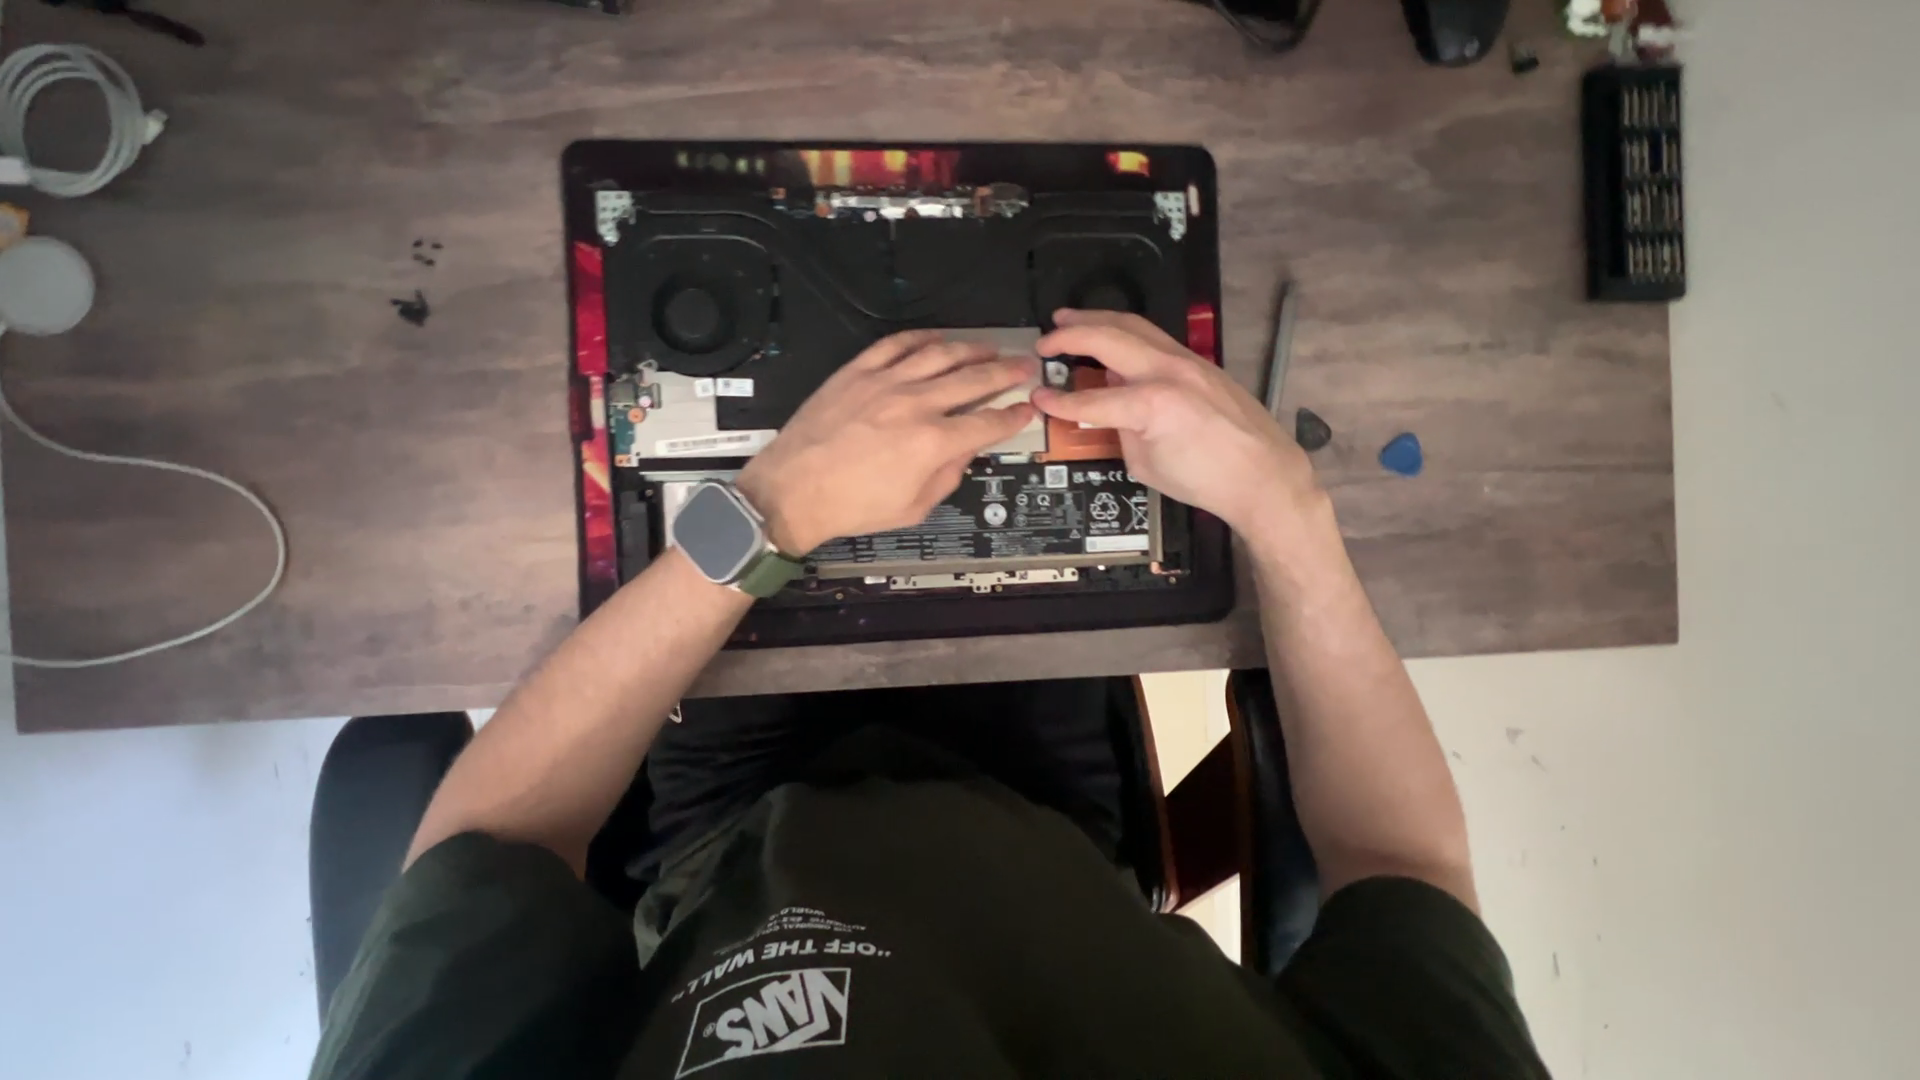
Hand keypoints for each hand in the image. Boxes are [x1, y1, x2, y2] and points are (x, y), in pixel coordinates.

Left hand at [737, 330, 1036, 553]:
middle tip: (1024, 366)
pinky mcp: (856, 372)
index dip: (1013, 416)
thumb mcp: (913, 507)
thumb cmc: (852, 506)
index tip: (1026, 409)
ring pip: (940, 354)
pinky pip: (896, 344)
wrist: (793, 491)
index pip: (987, 422)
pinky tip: (937, 338)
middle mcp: (914, 405)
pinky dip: (921, 337)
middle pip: (974, 378)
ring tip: (989, 347)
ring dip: (971, 348)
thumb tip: (966, 450)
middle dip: (1007, 372)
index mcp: (932, 443)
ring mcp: (884, 383)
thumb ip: (948, 474)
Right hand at [1030, 309, 1321, 537]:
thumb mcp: (1145, 464)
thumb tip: (1107, 411)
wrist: (1262, 474)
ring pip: (1133, 326)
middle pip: (1108, 337)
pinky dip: (1124, 334)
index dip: (1058, 403)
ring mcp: (1188, 361)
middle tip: (1045, 341)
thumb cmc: (1206, 479)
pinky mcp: (1200, 362)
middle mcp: (1169, 372)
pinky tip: (1110, 340)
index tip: (1037, 398)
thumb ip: (1120, 430)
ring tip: (1067, 319)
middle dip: (1070, 335)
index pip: (1090, 400)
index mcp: (1152, 405)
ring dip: (1096, 320)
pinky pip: (1154, 338)